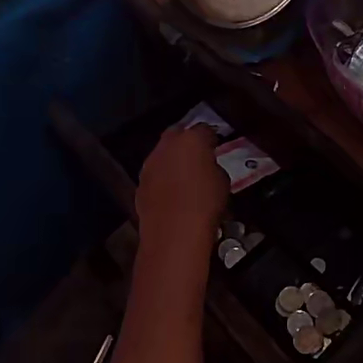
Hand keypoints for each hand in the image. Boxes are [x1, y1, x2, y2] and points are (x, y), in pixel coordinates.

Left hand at [135, 125, 227, 254]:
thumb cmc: (205, 204)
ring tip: (183, 176)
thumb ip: (214, 167)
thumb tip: (207, 167)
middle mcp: (166, 146)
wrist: (173, 233)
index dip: (211, 138)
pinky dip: (161, 179)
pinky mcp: (139, 183)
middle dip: (186, 142)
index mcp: (191, 140)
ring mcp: (149, 164)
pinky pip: (154, 175)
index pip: (204, 129)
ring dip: (171, 160)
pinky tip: (170, 194)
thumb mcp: (223, 182)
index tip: (215, 147)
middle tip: (197, 156)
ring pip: (162, 154)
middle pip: (177, 134)